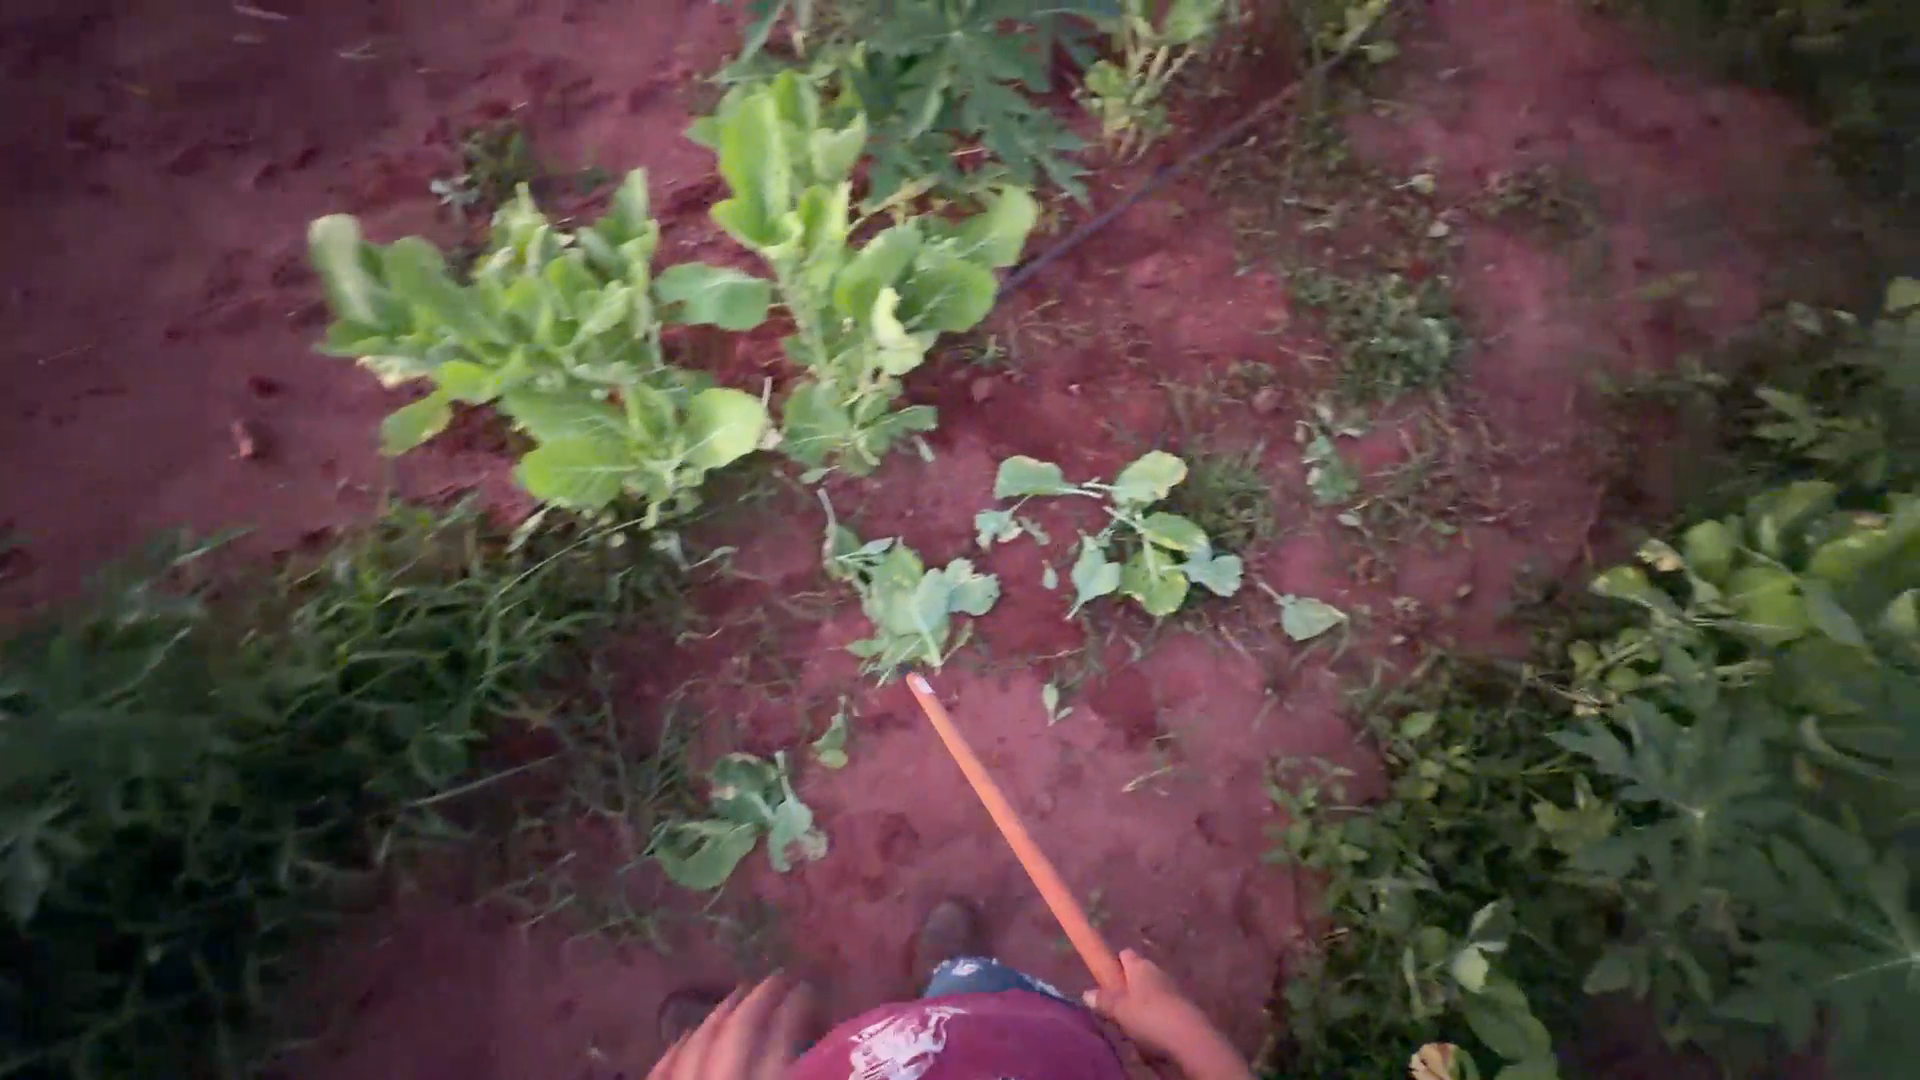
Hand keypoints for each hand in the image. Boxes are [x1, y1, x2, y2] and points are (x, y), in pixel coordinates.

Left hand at [649, 974, 815, 1079]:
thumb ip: (801, 1068)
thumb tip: (821, 1046)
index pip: (782, 1035)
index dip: (797, 1005)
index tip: (809, 986)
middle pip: (737, 1031)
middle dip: (759, 997)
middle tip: (779, 978)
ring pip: (696, 1045)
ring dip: (718, 1015)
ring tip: (737, 996)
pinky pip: (659, 1072)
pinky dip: (672, 1052)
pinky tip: (684, 1036)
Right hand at [1083, 950, 1249, 1079]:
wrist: (1189, 1036)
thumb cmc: (1149, 1016)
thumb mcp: (1119, 1010)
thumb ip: (1103, 1000)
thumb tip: (1086, 993)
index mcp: (1138, 965)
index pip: (1124, 954)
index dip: (1116, 964)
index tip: (1109, 979)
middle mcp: (1156, 969)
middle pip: (1139, 971)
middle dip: (1131, 983)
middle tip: (1120, 1003)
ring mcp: (1172, 986)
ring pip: (1153, 987)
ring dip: (1146, 999)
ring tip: (1136, 1019)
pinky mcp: (1184, 1004)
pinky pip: (1166, 1003)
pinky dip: (1159, 1011)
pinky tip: (1154, 1028)